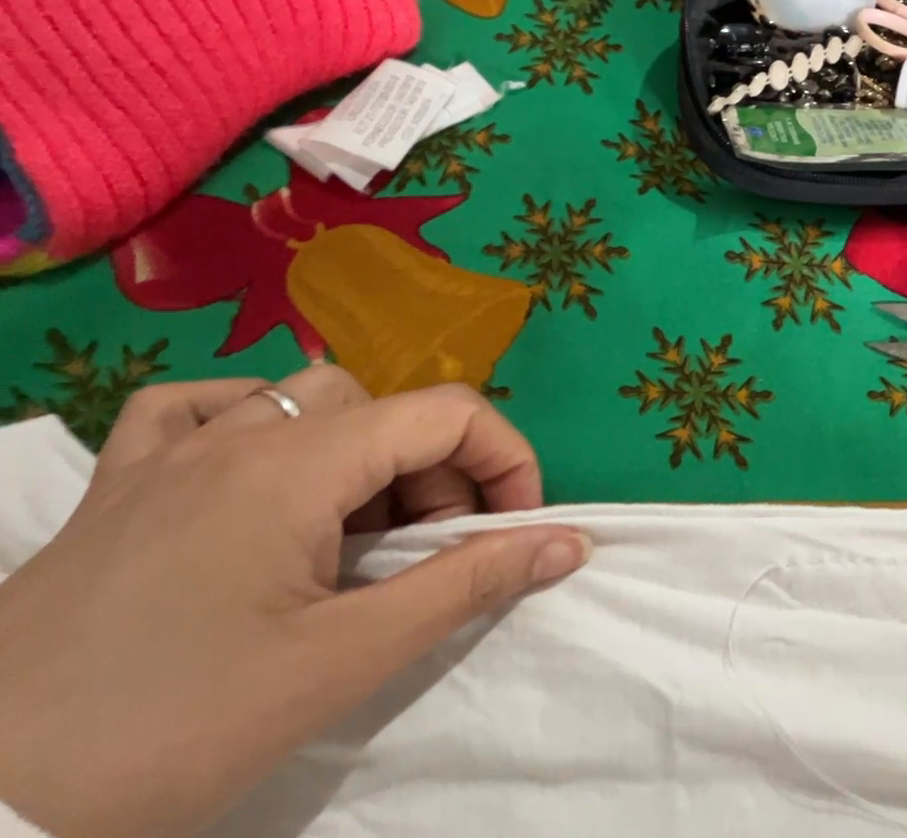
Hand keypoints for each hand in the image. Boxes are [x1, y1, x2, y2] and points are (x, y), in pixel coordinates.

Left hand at [0, 366, 590, 836]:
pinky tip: (259, 473)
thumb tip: (568, 541)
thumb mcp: (346, 660)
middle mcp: (233, 438)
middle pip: (385, 408)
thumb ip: (469, 584)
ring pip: (303, 400)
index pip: (448, 414)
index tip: (513, 533)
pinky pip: (196, 411)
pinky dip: (250, 421)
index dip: (506, 462)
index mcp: (293, 466)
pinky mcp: (116, 494)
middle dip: (437, 471)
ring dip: (361, 451)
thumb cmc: (176, 727)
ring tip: (355, 533)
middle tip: (430, 556)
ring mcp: (164, 459)